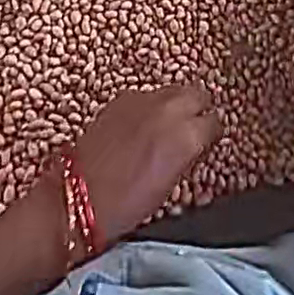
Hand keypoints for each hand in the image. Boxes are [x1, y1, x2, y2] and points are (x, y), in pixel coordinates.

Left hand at [74, 85, 218, 240]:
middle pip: (198, 94)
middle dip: (198, 109)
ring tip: (167, 126)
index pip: (214, 122)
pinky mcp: (124, 97)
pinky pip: (149, 95)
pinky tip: (142, 125)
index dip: (211, 133)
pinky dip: (151, 106)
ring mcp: (146, 99)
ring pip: (174, 90)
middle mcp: (171, 110)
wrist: (79, 196)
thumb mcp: (171, 184)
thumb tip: (194, 143)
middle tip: (192, 127)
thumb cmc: (127, 203)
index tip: (206, 141)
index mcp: (188, 136)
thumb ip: (188, 153)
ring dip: (176, 104)